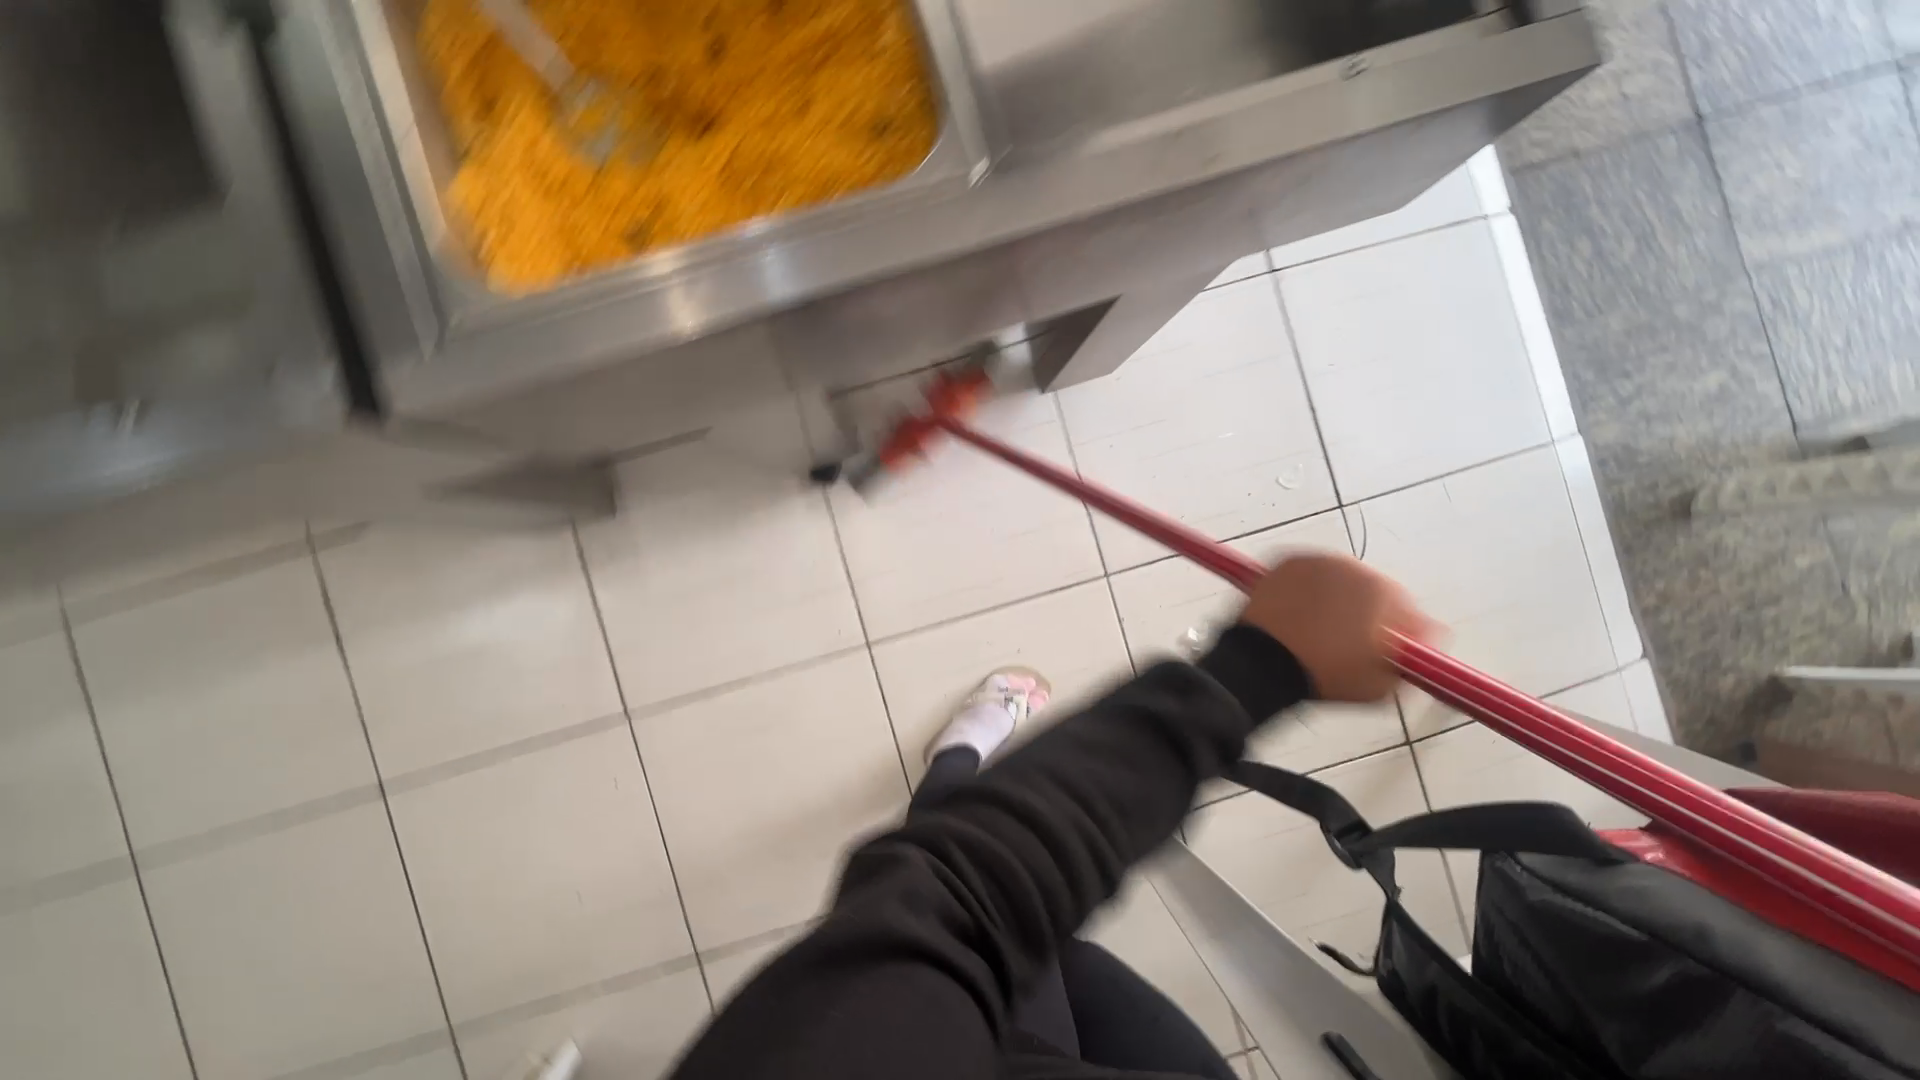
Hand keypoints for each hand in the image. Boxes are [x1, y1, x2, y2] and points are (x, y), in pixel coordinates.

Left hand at [1235, 553, 1438, 702]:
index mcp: (1382, 592)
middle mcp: (1352, 566)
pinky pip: (1308, 575)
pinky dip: (1308, 589)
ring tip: (1320, 629)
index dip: (1400, 630)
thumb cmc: (1323, 674)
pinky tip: (1300, 614)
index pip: (1406, 609)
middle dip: (1368, 612)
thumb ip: (1413, 661)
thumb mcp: (1383, 683)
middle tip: (1350, 641)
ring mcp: (1316, 560)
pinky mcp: (1287, 561)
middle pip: (1372, 590)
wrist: (1262, 662)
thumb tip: (1420, 648)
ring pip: (1339, 580)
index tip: (1390, 646)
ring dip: (1338, 598)